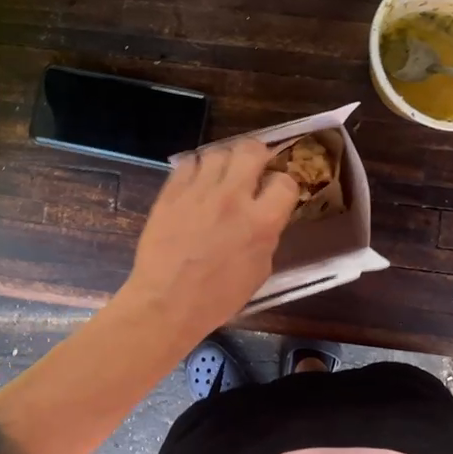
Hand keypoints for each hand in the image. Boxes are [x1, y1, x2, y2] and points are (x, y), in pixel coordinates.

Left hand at [120, 138, 298, 333]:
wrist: (166, 303)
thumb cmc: (217, 297)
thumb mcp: (259, 271)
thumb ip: (266, 236)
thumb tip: (264, 217)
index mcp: (261, 222)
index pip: (285, 181)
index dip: (284, 184)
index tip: (277, 190)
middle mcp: (232, 198)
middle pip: (251, 151)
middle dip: (258, 155)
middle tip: (255, 166)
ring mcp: (199, 192)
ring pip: (217, 152)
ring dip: (225, 161)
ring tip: (222, 175)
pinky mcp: (171, 192)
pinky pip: (188, 164)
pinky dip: (196, 169)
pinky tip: (197, 183)